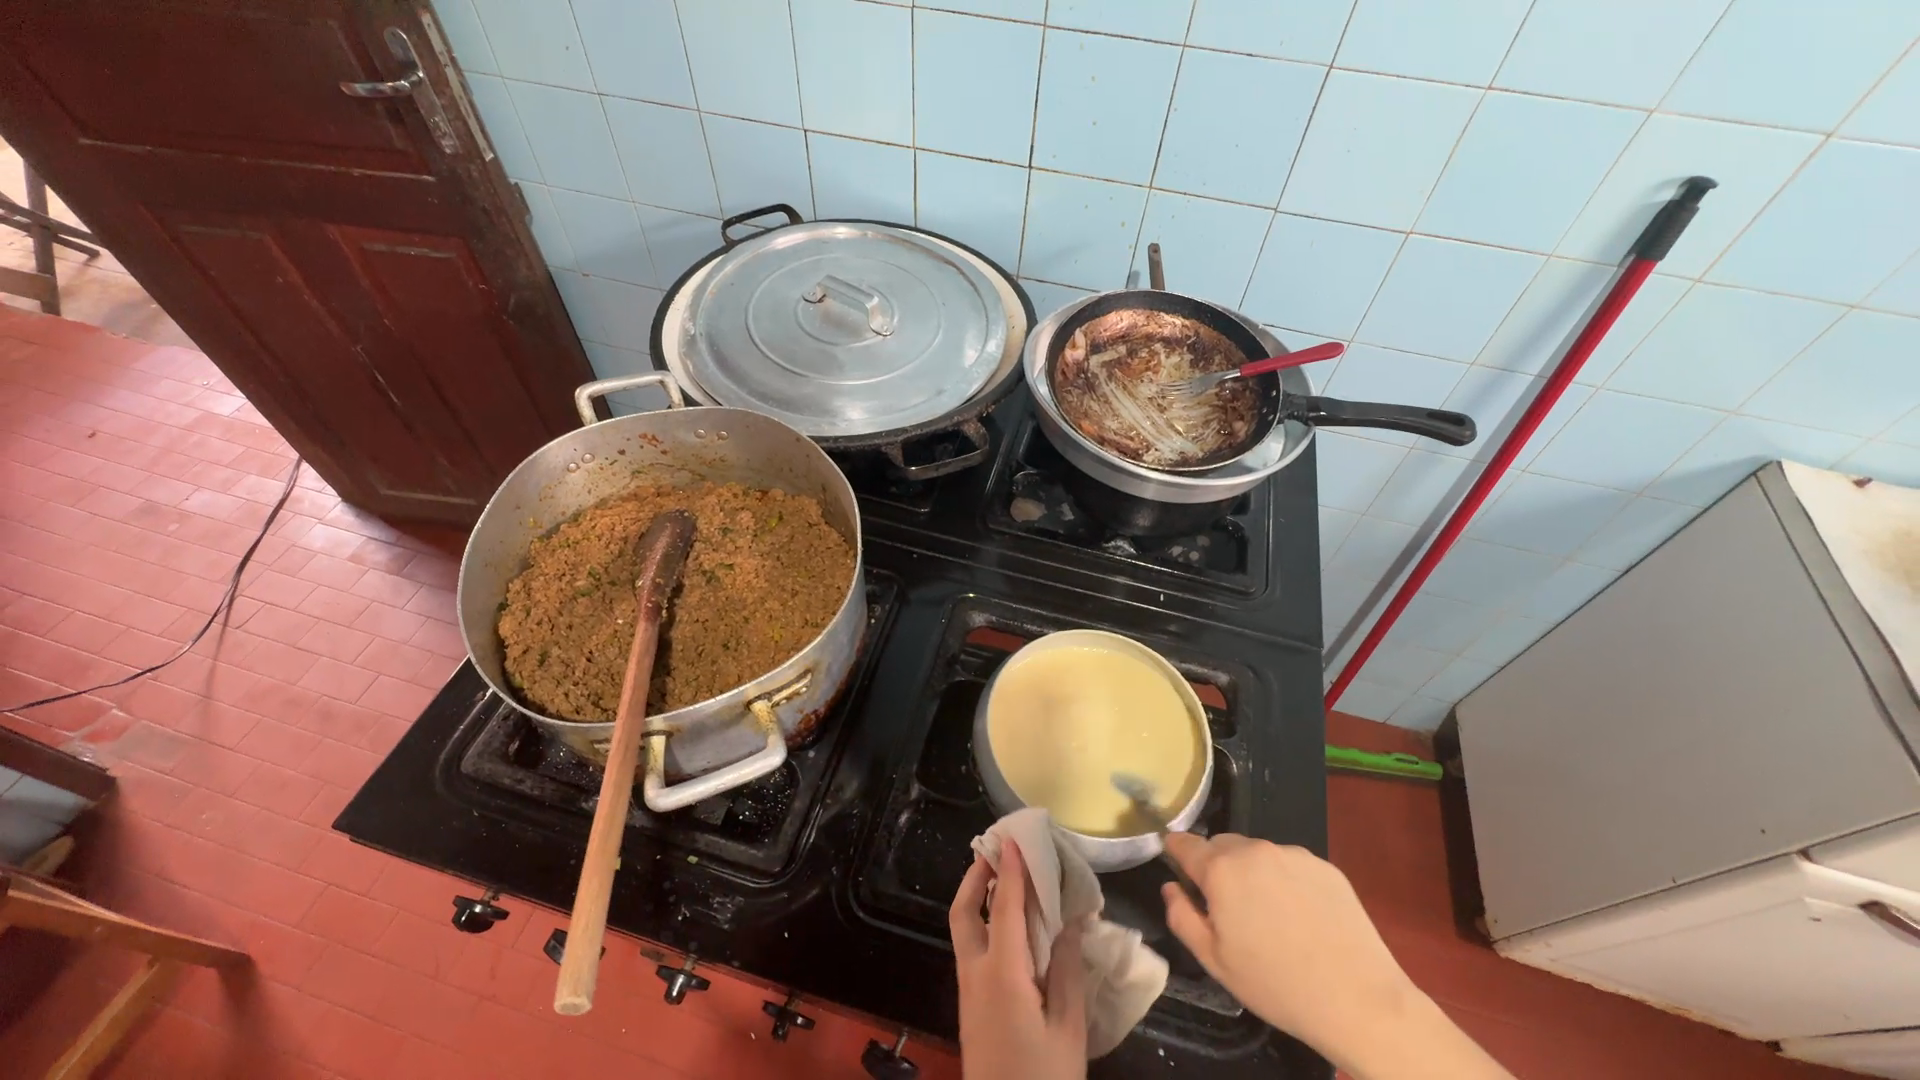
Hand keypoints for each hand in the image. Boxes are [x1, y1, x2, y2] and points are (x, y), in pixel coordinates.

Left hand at [950, 841, 1086, 1079]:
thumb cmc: (1043, 1076)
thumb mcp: (1068, 1028)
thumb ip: (1068, 971)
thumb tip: (1071, 923)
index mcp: (1002, 973)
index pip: (1003, 907)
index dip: (1010, 871)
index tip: (1014, 838)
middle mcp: (976, 974)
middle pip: (964, 912)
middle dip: (975, 877)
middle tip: (996, 851)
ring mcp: (968, 992)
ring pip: (964, 930)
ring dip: (978, 898)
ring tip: (1004, 878)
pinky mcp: (971, 1007)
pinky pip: (973, 950)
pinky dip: (985, 923)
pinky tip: (1010, 925)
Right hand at [1161, 833, 1408, 1047]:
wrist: (1359, 1000)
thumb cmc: (1276, 984)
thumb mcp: (1215, 961)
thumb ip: (1182, 917)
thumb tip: (1172, 888)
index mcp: (1222, 870)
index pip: (1185, 843)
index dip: (1175, 851)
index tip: (1174, 864)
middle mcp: (1256, 851)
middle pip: (1222, 845)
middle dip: (1215, 866)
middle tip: (1226, 906)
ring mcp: (1294, 855)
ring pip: (1257, 854)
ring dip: (1251, 873)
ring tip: (1269, 916)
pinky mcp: (1326, 867)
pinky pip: (1290, 865)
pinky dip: (1284, 881)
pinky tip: (1300, 917)